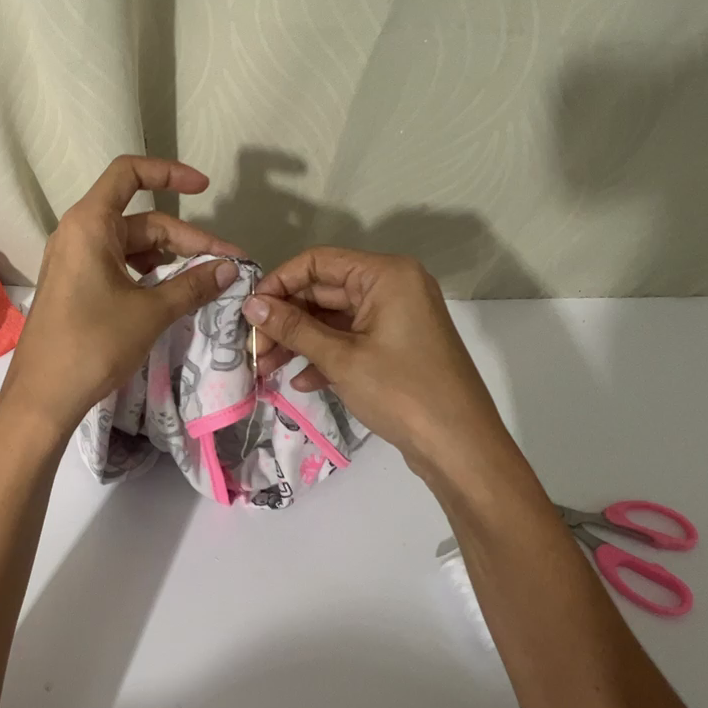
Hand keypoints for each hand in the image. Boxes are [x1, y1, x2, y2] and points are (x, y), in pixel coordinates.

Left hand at [0, 157, 244, 433]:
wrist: (42, 395)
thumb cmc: (93, 344)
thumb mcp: (150, 312)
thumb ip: (193, 285)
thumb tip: (230, 268)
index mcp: (90, 224)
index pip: (129, 173)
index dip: (169, 173)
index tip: (204, 188)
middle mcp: (78, 234)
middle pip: (140, 219)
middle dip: (185, 238)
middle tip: (226, 265)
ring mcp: (73, 261)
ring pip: (131, 246)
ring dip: (168, 259)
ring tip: (205, 281)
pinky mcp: (74, 286)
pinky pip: (117, 266)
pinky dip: (147, 274)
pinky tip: (171, 294)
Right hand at [241, 247, 515, 484]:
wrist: (459, 446)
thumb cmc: (402, 392)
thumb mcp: (341, 358)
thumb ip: (293, 327)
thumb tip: (251, 305)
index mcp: (386, 275)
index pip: (318, 262)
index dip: (279, 283)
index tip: (248, 312)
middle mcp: (392, 287)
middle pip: (323, 290)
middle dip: (285, 318)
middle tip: (252, 346)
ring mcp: (394, 317)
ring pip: (332, 318)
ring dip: (298, 341)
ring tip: (264, 367)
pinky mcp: (394, 345)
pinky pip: (349, 339)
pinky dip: (323, 356)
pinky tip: (300, 381)